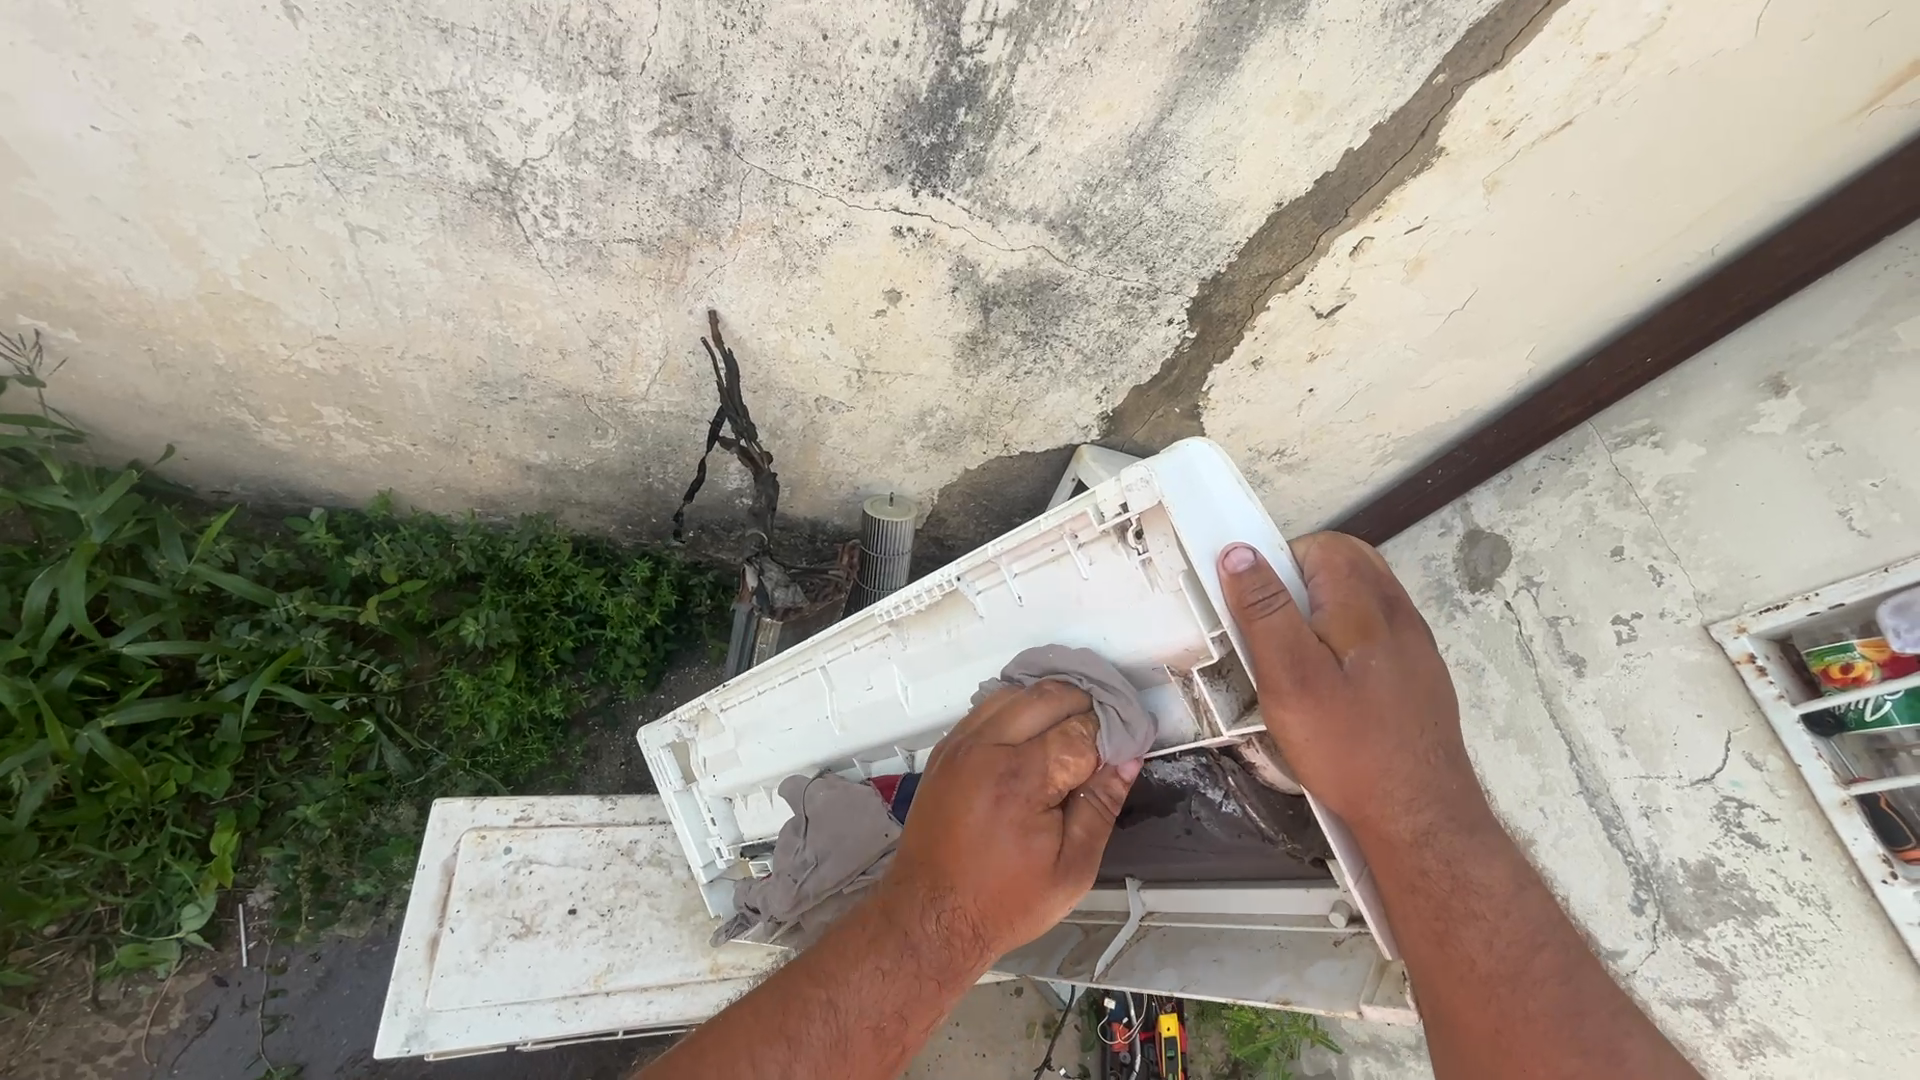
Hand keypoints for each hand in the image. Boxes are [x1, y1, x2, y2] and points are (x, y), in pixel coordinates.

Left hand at [875, 681, 1142, 966]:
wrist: (931, 913)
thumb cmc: (1003, 901)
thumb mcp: (1072, 868)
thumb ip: (1101, 806)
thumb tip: (1127, 759)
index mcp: (1021, 779)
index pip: (1080, 730)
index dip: (1110, 734)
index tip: (1126, 744)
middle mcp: (987, 748)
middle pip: (1049, 696)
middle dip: (1085, 706)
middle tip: (1106, 731)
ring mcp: (961, 743)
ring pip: (1017, 692)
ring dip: (1050, 701)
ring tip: (1074, 728)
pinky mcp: (947, 748)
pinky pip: (988, 706)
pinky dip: (1018, 708)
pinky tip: (1035, 731)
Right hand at [1217, 533, 1487, 845]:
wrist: (1418, 815)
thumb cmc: (1345, 744)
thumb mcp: (1287, 674)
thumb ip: (1263, 609)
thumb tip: (1240, 553)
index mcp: (1364, 603)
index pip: (1321, 545)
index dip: (1281, 565)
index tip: (1258, 608)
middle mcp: (1398, 613)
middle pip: (1347, 563)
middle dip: (1303, 581)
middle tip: (1274, 630)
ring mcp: (1415, 645)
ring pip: (1364, 597)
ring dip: (1325, 608)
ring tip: (1297, 658)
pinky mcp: (1420, 676)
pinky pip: (1378, 632)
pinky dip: (1347, 638)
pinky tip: (1332, 684)